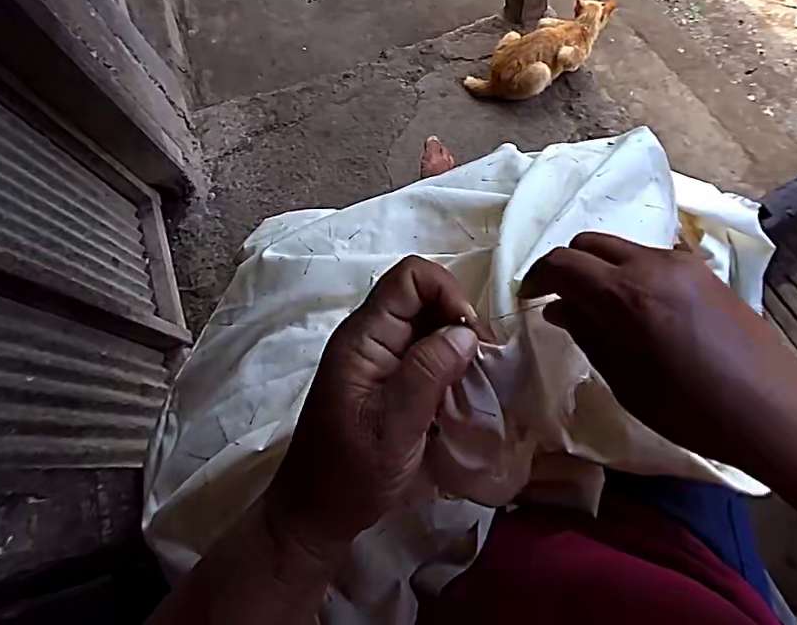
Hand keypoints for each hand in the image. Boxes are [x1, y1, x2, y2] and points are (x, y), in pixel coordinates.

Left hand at [266, 256, 487, 546]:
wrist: (315, 518)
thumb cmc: (349, 476)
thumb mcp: (393, 429)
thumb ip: (428, 374)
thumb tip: (466, 332)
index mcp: (364, 337)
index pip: (410, 278)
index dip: (447, 291)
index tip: (469, 333)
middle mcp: (372, 334)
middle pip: (425, 293)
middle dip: (459, 317)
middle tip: (481, 357)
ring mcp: (382, 352)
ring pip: (431, 318)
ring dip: (459, 339)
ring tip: (476, 373)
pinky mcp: (392, 371)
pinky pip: (429, 345)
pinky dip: (452, 357)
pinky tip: (462, 384)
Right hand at [519, 232, 796, 470]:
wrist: (770, 403)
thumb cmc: (691, 407)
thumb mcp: (627, 381)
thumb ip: (589, 335)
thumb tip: (560, 308)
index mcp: (625, 292)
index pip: (563, 262)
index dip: (538, 276)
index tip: (529, 297)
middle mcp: (649, 262)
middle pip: (590, 242)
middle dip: (568, 265)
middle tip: (562, 300)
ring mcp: (679, 260)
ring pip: (620, 246)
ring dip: (600, 267)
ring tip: (602, 308)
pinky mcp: (700, 268)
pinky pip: (650, 257)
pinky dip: (630, 271)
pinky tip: (640, 308)